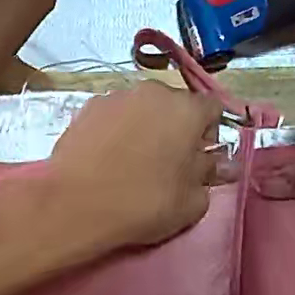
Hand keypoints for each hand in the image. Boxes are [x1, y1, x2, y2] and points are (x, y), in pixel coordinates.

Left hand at [43, 81, 222, 254]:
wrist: (75, 203)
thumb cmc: (144, 202)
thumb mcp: (192, 201)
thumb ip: (211, 175)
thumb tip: (219, 163)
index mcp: (187, 109)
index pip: (213, 109)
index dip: (210, 134)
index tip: (199, 160)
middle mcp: (154, 92)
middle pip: (176, 105)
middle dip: (177, 128)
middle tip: (167, 162)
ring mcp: (117, 95)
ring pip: (143, 108)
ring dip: (145, 126)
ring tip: (132, 160)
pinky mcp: (88, 106)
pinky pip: (114, 115)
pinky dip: (116, 129)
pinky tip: (107, 157)